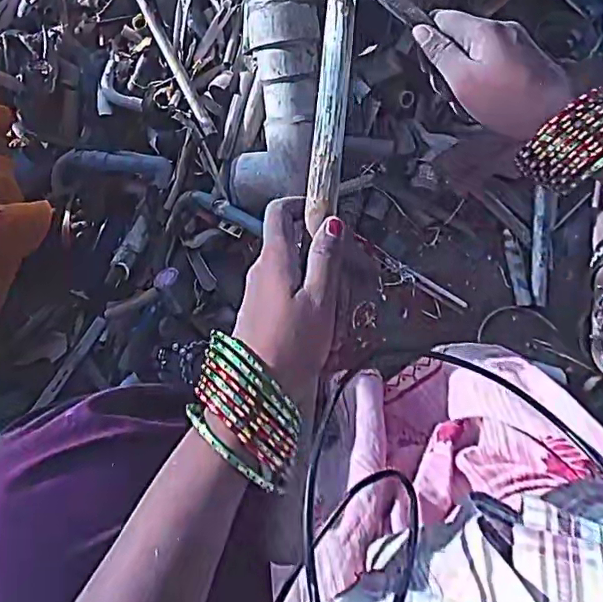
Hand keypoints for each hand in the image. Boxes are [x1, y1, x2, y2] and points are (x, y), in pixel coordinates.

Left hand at [232, 198, 344, 405]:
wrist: (256, 396)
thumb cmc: (290, 346)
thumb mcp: (319, 300)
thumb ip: (326, 258)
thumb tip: (330, 222)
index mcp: (273, 258)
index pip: (279, 211)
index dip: (303, 205)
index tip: (328, 216)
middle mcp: (261, 270)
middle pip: (294, 243)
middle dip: (323, 255)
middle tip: (346, 278)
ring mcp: (259, 293)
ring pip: (295, 273)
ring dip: (321, 286)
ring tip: (336, 314)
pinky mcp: (262, 316)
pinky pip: (290, 297)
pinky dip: (310, 306)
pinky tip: (323, 333)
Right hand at [412, 10, 572, 139]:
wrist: (557, 121)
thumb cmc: (512, 104)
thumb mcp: (462, 80)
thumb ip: (439, 52)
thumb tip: (421, 31)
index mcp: (485, 30)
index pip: (442, 17)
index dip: (429, 38)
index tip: (430, 62)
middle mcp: (504, 29)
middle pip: (460, 34)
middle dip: (449, 58)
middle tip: (448, 86)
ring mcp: (518, 43)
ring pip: (476, 49)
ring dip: (466, 70)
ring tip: (469, 96)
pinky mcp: (527, 59)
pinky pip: (494, 60)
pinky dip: (485, 76)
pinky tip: (488, 96)